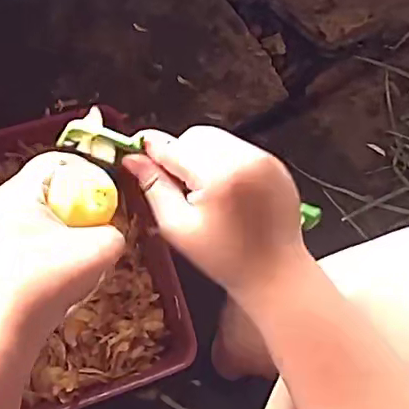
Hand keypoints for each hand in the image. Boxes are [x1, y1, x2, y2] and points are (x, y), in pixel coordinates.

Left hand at [0, 151, 125, 340]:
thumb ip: (116, 231)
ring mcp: (0, 230)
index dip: (87, 172)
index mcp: (17, 193)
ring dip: (71, 229)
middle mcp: (2, 205)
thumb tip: (112, 231)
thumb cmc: (43, 286)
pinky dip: (58, 247)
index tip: (104, 195)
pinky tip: (64, 270)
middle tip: (96, 224)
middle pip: (53, 185)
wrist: (8, 332)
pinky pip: (39, 235)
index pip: (56, 159)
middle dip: (80, 204)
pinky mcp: (5, 252)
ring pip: (48, 213)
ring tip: (79, 253)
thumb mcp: (99, 250)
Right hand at [122, 127, 309, 298]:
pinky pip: (236, 147)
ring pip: (214, 138)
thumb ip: (154, 187)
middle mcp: (246, 160)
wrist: (275, 273)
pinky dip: (222, 161)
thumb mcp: (178, 227)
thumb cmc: (227, 259)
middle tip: (176, 185)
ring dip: (200, 156)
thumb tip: (133, 161)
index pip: (174, 147)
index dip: (151, 149)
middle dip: (179, 154)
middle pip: (194, 136)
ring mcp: (264, 160)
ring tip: (202, 191)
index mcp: (221, 176)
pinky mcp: (274, 163)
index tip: (136, 151)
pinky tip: (222, 190)